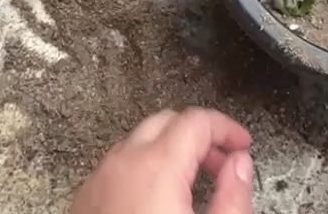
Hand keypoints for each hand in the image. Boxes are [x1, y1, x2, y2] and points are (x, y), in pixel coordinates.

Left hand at [70, 108, 253, 213]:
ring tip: (195, 187)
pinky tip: (158, 205)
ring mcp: (98, 180)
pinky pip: (118, 167)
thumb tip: (239, 166)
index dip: (226, 128)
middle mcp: (123, 163)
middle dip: (199, 137)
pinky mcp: (84, 201)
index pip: (197, 121)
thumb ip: (232, 199)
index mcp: (156, 166)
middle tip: (224, 166)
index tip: (243, 145)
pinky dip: (143, 170)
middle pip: (167, 123)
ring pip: (140, 143)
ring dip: (170, 153)